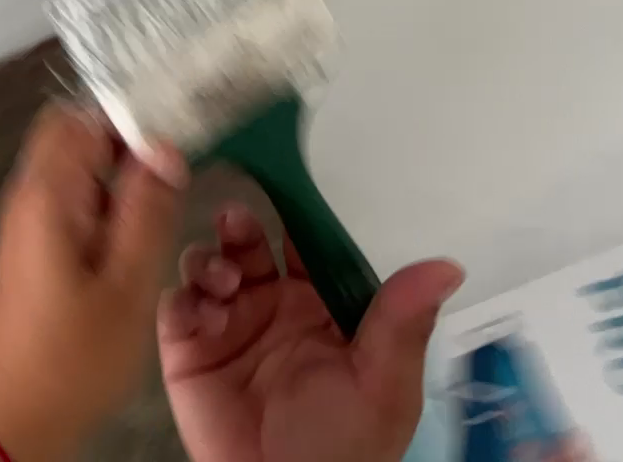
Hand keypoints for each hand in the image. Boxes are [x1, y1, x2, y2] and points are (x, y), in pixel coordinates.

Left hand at [0, 105, 185, 458]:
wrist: (14, 407)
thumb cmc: (73, 353)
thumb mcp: (126, 285)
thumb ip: (147, 211)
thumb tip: (165, 147)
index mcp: (46, 192)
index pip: (80, 118)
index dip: (126, 115)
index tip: (174, 129)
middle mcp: (28, 191)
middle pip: (70, 133)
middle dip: (120, 139)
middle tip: (170, 166)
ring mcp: (26, 215)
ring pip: (70, 163)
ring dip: (112, 168)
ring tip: (163, 194)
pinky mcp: (31, 239)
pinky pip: (67, 194)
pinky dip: (100, 195)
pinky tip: (134, 227)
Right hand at [158, 202, 463, 461]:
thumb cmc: (340, 444)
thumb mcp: (382, 386)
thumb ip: (399, 323)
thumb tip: (446, 265)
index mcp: (314, 309)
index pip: (300, 248)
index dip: (290, 219)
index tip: (278, 186)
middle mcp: (265, 306)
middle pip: (245, 245)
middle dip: (238, 227)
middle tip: (236, 224)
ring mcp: (222, 321)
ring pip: (206, 264)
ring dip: (210, 262)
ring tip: (224, 284)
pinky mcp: (183, 339)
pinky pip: (176, 301)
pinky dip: (185, 297)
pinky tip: (204, 313)